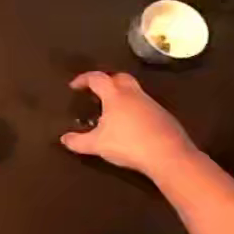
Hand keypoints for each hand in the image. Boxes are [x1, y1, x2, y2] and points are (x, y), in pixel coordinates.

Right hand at [60, 71, 200, 175]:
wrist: (169, 156)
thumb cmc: (128, 144)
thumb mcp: (96, 145)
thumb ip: (78, 141)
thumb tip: (64, 139)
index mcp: (116, 96)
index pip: (97, 78)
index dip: (84, 79)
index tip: (74, 86)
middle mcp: (134, 95)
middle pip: (119, 77)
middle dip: (106, 80)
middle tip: (96, 92)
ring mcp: (152, 104)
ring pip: (134, 91)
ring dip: (121, 95)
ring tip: (111, 111)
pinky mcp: (164, 116)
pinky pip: (144, 105)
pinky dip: (133, 109)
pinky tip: (129, 125)